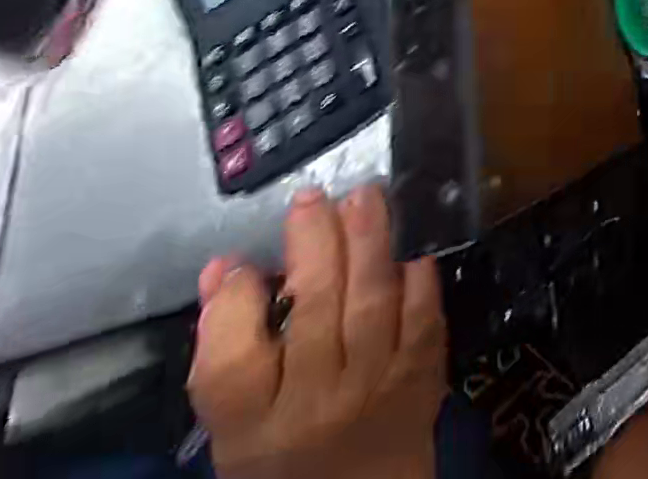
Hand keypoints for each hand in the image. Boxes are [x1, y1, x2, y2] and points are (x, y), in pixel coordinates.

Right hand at [188, 187, 445, 478]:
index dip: (233, 302)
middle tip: (314, 196)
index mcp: (254, 424)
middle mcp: (316, 403)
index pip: (232, 360)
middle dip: (315, 242)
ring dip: (369, 240)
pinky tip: (411, 254)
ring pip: (372, 300)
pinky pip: (423, 319)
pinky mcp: (422, 377)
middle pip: (314, 308)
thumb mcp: (236, 424)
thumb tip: (224, 269)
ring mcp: (376, 387)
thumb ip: (225, 347)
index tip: (239, 261)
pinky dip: (418, 282)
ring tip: (365, 196)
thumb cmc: (288, 458)